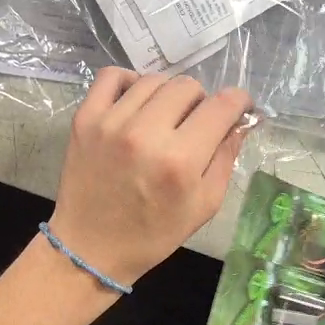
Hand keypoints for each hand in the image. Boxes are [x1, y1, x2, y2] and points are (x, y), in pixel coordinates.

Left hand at [49, 68, 253, 285]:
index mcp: (180, 161)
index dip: (238, 101)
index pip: (221, 106)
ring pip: (154, 80)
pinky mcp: (85, 119)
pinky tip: (136, 102)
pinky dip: (130, 81)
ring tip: (164, 118)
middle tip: (195, 124)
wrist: (91, 248)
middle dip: (200, 102)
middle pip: (188, 86)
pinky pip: (112, 77)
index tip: (238, 107)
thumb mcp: (203, 206)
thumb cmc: (153, 235)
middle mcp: (146, 134)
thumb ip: (225, 159)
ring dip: (168, 95)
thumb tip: (240, 122)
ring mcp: (111, 123)